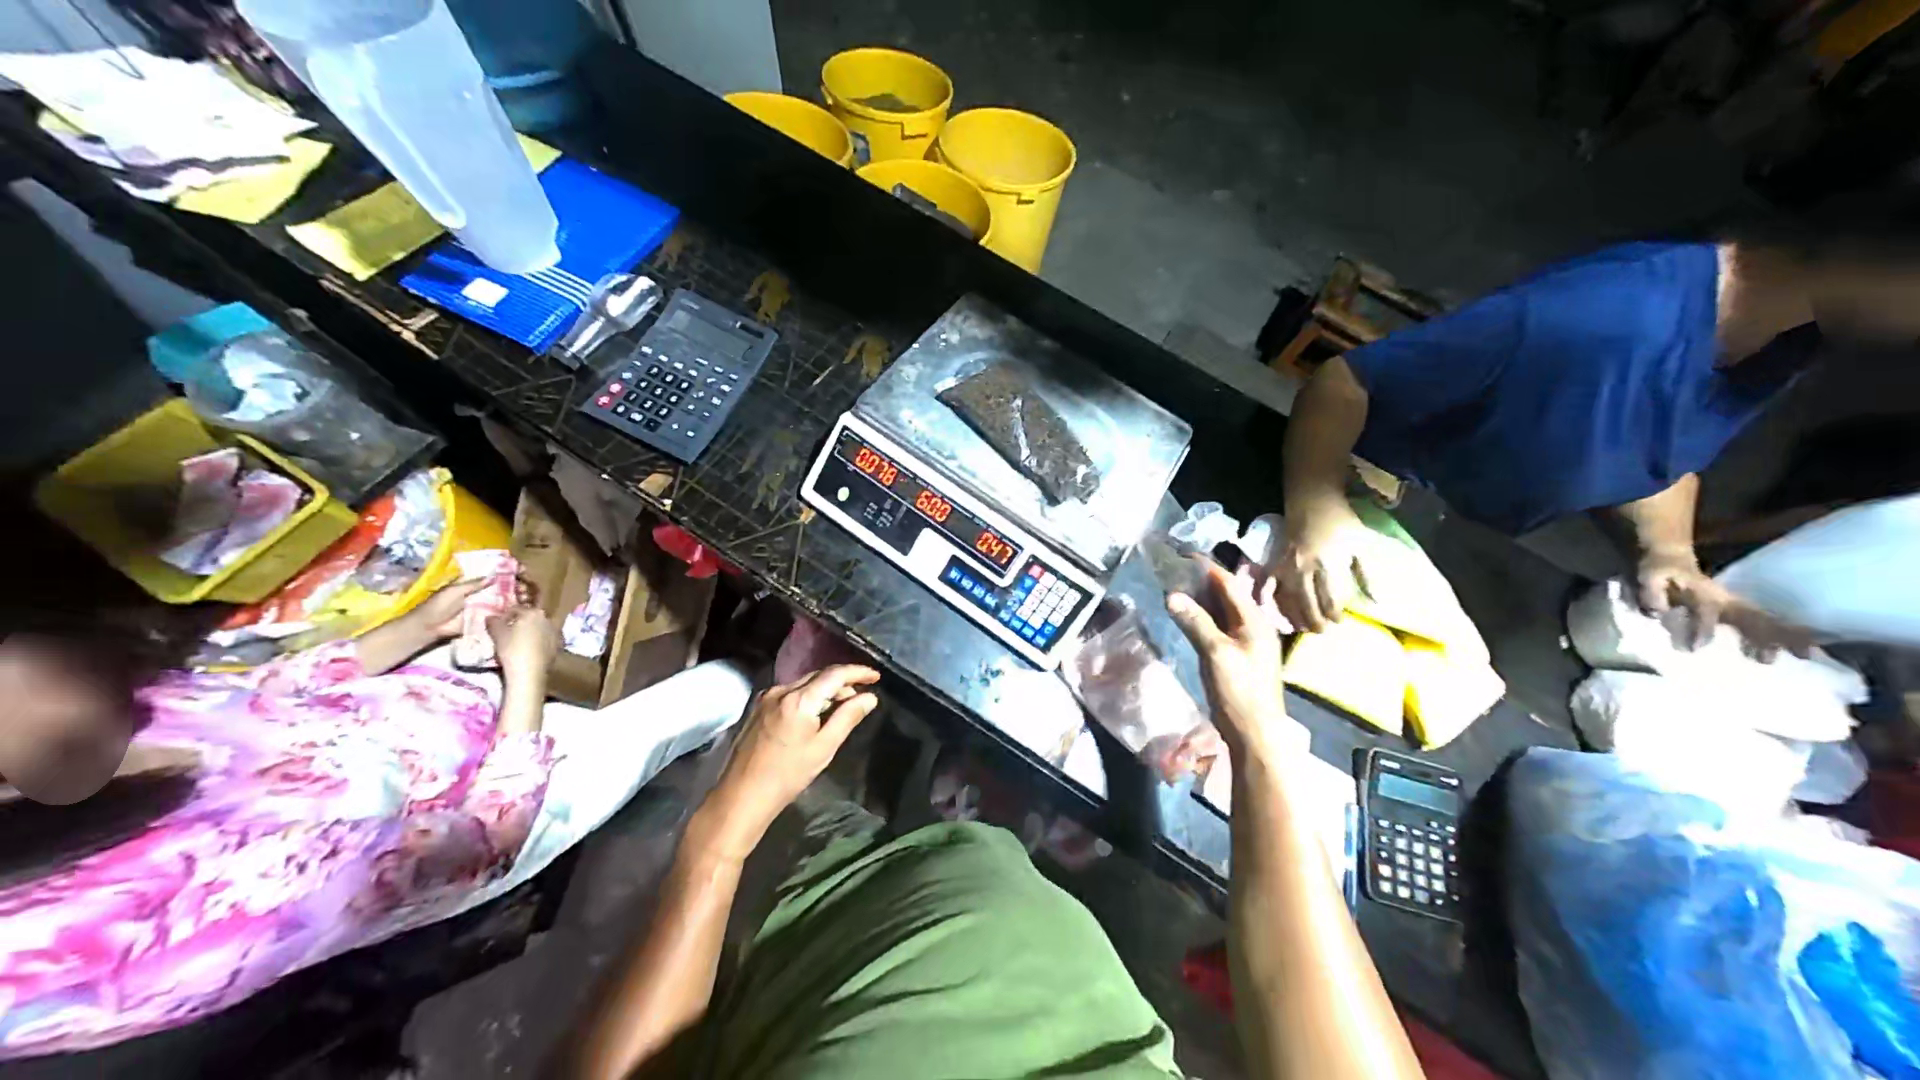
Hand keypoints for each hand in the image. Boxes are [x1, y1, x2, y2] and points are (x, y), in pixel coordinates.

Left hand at [411, 577, 534, 638]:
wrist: (430, 628)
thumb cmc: (438, 606)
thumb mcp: (454, 591)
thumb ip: (473, 584)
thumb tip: (495, 575)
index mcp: (474, 584)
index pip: (494, 574)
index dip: (508, 571)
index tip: (522, 569)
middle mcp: (483, 593)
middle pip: (504, 586)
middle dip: (517, 584)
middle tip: (527, 584)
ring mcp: (487, 606)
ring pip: (506, 599)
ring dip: (517, 596)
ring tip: (528, 595)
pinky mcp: (488, 619)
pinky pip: (502, 614)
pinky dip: (512, 611)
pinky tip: (523, 608)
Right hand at [487, 606, 558, 681]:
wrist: (530, 671)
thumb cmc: (512, 649)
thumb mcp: (498, 634)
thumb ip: (493, 622)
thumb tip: (490, 617)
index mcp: (534, 612)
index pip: (516, 609)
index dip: (504, 616)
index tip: (497, 626)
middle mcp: (548, 619)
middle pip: (530, 618)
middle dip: (519, 623)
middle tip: (508, 633)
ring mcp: (556, 631)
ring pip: (539, 628)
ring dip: (530, 632)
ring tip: (519, 642)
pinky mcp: (559, 644)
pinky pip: (546, 638)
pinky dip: (539, 641)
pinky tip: (530, 649)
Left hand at [703, 665, 880, 857]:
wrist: (742, 795)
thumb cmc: (787, 775)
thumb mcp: (824, 747)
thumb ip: (847, 717)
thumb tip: (869, 697)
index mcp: (799, 699)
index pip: (835, 674)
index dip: (858, 672)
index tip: (876, 676)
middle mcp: (780, 690)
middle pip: (818, 676)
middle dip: (842, 681)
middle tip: (862, 694)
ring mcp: (766, 698)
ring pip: (804, 684)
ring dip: (825, 690)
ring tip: (841, 706)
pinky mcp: (758, 708)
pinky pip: (790, 693)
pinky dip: (808, 697)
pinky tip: (815, 713)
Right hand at [1167, 559, 1295, 761]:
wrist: (1255, 734)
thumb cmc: (1239, 692)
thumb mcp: (1215, 653)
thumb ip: (1195, 622)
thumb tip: (1172, 595)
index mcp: (1254, 621)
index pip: (1228, 583)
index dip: (1206, 567)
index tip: (1181, 554)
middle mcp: (1253, 626)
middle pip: (1226, 595)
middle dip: (1201, 580)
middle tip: (1173, 568)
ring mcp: (1246, 643)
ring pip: (1221, 611)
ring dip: (1200, 598)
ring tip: (1174, 586)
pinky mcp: (1236, 657)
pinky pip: (1218, 627)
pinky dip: (1201, 617)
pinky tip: (1186, 617)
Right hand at [1269, 500, 1367, 632]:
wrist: (1313, 500)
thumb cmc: (1341, 521)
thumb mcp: (1361, 546)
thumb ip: (1367, 575)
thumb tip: (1377, 601)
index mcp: (1328, 565)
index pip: (1329, 599)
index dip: (1333, 614)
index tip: (1338, 622)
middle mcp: (1304, 568)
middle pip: (1306, 603)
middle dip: (1313, 621)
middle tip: (1319, 631)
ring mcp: (1286, 566)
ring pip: (1287, 598)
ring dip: (1293, 615)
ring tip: (1299, 626)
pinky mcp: (1274, 562)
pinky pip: (1266, 584)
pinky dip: (1264, 598)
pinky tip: (1266, 610)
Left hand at [1637, 552, 1811, 659]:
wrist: (1672, 556)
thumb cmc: (1660, 569)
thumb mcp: (1649, 577)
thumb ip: (1652, 594)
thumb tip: (1657, 613)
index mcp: (1703, 593)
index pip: (1706, 612)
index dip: (1701, 628)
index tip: (1697, 647)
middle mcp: (1725, 599)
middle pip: (1748, 617)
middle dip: (1762, 637)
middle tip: (1769, 660)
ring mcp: (1734, 602)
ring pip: (1763, 620)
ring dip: (1782, 636)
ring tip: (1802, 655)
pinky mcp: (1737, 607)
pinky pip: (1764, 619)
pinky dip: (1787, 631)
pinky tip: (1804, 646)